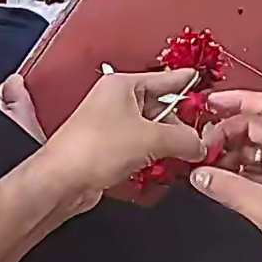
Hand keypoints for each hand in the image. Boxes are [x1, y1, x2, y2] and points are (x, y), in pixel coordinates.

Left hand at [29, 69, 206, 210]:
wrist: (60, 182)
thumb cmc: (95, 149)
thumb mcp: (151, 138)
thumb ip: (184, 139)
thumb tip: (200, 144)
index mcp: (122, 86)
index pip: (163, 78)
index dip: (184, 81)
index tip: (199, 80)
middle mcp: (114, 101)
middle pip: (159, 106)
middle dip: (179, 124)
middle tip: (199, 138)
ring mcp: (109, 125)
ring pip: (150, 129)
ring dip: (166, 142)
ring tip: (185, 154)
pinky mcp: (107, 148)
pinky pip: (138, 146)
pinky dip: (152, 154)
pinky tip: (163, 165)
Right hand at [192, 92, 261, 261]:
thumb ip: (228, 188)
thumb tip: (197, 173)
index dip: (239, 100)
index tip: (209, 103)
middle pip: (259, 126)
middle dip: (227, 131)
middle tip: (199, 143)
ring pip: (255, 148)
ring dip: (229, 152)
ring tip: (201, 160)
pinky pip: (255, 170)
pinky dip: (235, 171)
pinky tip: (213, 177)